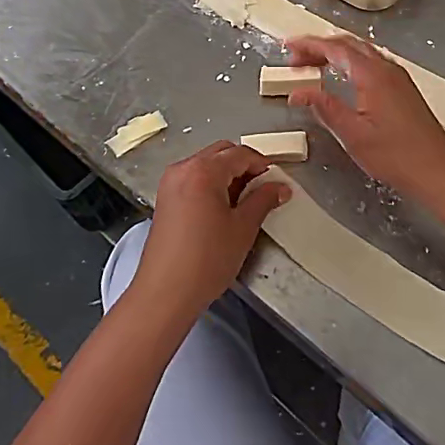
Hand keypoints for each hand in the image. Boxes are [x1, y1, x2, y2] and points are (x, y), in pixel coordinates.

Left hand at [134, 142, 292, 314]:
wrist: (166, 292)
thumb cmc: (207, 260)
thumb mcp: (243, 228)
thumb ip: (263, 200)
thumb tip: (279, 188)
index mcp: (203, 171)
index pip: (239, 153)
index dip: (261, 163)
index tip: (276, 178)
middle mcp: (183, 169)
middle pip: (220, 152)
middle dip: (243, 165)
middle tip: (262, 187)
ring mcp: (170, 182)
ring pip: (205, 164)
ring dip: (226, 174)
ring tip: (244, 200)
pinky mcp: (165, 198)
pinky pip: (192, 178)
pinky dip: (210, 183)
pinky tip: (222, 207)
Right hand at [285, 35, 444, 201]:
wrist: (437, 171)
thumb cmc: (397, 156)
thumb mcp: (352, 133)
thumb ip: (324, 107)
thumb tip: (299, 92)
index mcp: (373, 75)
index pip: (334, 48)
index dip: (308, 45)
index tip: (289, 46)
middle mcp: (387, 69)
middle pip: (347, 45)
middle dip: (318, 48)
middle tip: (295, 60)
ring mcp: (398, 77)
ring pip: (360, 52)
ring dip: (334, 54)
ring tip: (313, 67)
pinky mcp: (402, 88)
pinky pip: (371, 62)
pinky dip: (350, 62)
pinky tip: (341, 77)